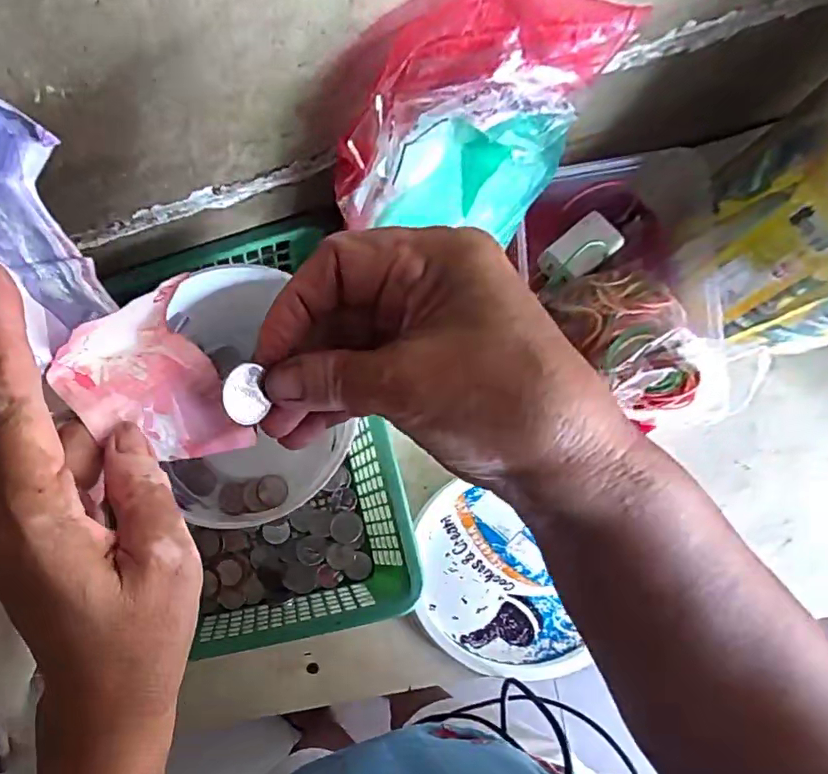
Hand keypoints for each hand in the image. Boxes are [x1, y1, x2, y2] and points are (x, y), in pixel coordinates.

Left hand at [0, 265, 199, 768]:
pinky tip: (65, 409)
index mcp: (35, 517)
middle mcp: (1, 515)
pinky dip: (33, 428)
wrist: (104, 705)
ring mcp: (4, 528)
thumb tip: (119, 430)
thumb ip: (143, 485)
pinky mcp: (19, 538)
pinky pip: (17, 466)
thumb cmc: (140, 643)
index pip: (9, 410)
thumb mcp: (165, 562)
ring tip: (13, 328)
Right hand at [255, 227, 642, 499]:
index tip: (266, 361)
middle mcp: (423, 286)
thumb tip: (273, 384)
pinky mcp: (424, 371)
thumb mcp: (405, 383)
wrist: (562, 459)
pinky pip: (367, 377)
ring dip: (312, 388)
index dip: (292, 310)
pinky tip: (306, 430)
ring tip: (280, 430)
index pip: (337, 266)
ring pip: (349, 351)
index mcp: (429, 260)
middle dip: (299, 361)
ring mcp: (423, 331)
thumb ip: (332, 377)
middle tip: (266, 407)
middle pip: (339, 311)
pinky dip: (337, 401)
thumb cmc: (494, 400)